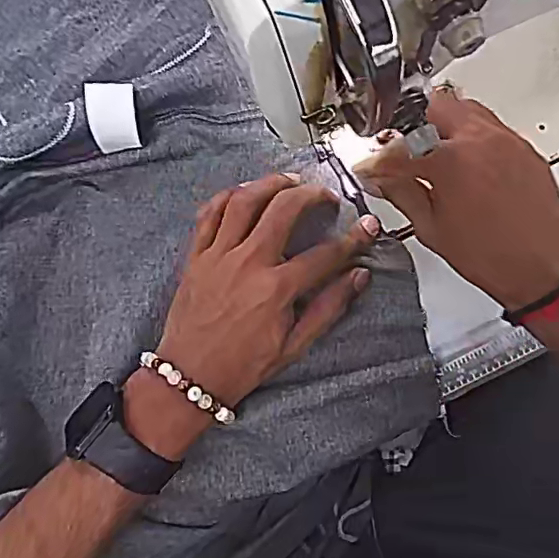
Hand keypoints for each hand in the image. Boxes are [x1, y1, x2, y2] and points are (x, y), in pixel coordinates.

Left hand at [149, 173, 378, 421]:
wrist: (191, 376)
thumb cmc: (241, 365)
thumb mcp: (295, 345)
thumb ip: (329, 307)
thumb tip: (358, 278)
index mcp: (276, 289)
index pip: (325, 254)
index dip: (354, 238)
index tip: (367, 227)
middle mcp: (247, 264)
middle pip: (284, 209)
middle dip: (312, 194)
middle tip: (325, 196)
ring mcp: (218, 257)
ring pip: (244, 201)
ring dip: (270, 183)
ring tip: (289, 181)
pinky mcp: (196, 257)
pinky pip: (209, 214)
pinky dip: (227, 197)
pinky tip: (243, 192)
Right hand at [355, 87, 558, 309]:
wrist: (541, 267)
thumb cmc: (494, 255)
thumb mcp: (431, 227)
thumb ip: (402, 194)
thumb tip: (383, 180)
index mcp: (450, 161)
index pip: (400, 147)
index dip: (378, 159)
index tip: (372, 167)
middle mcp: (480, 141)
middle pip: (432, 107)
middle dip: (409, 126)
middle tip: (400, 148)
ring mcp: (505, 140)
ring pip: (464, 108)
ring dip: (441, 124)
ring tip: (431, 151)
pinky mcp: (523, 148)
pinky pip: (490, 125)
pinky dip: (469, 135)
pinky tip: (463, 160)